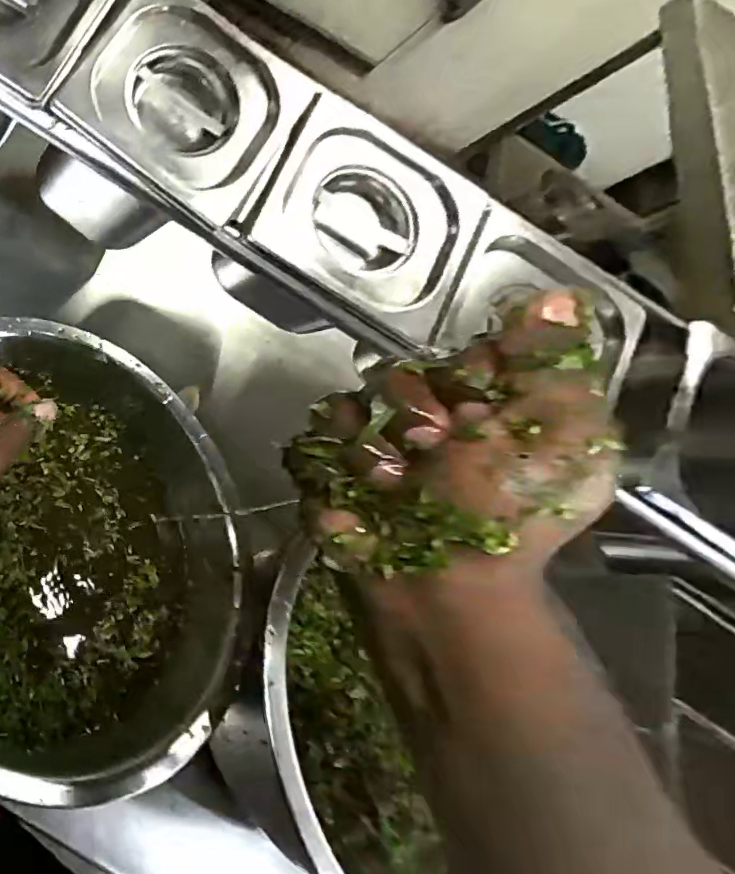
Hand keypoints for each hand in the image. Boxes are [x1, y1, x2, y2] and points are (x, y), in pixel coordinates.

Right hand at [291, 289, 620, 586]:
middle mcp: (435, 419)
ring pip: (354, 399)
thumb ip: (550, 368)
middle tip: (435, 446)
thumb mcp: (556, 436)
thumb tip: (555, 296)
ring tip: (391, 476)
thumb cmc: (504, 513)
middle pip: (404, 373)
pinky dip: (335, 451)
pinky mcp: (330, 461)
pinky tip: (358, 477)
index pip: (471, 354)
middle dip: (415, 406)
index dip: (471, 368)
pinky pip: (317, 431)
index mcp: (498, 410)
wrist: (432, 578)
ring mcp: (375, 441)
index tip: (478, 399)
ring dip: (373, 436)